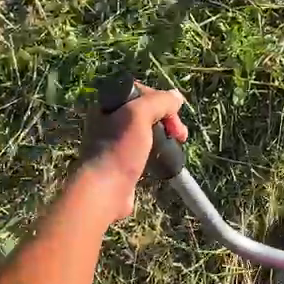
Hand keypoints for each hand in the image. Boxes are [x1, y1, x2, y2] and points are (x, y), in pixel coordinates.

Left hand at [75, 82, 186, 220]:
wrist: (104, 191)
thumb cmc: (119, 149)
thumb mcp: (138, 115)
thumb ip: (158, 101)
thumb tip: (176, 96)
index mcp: (108, 104)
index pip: (141, 92)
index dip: (160, 100)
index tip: (173, 114)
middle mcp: (109, 120)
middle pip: (146, 111)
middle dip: (167, 119)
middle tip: (179, 134)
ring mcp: (116, 141)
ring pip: (147, 130)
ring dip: (164, 135)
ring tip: (176, 145)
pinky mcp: (124, 161)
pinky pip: (145, 149)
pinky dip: (157, 151)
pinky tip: (163, 158)